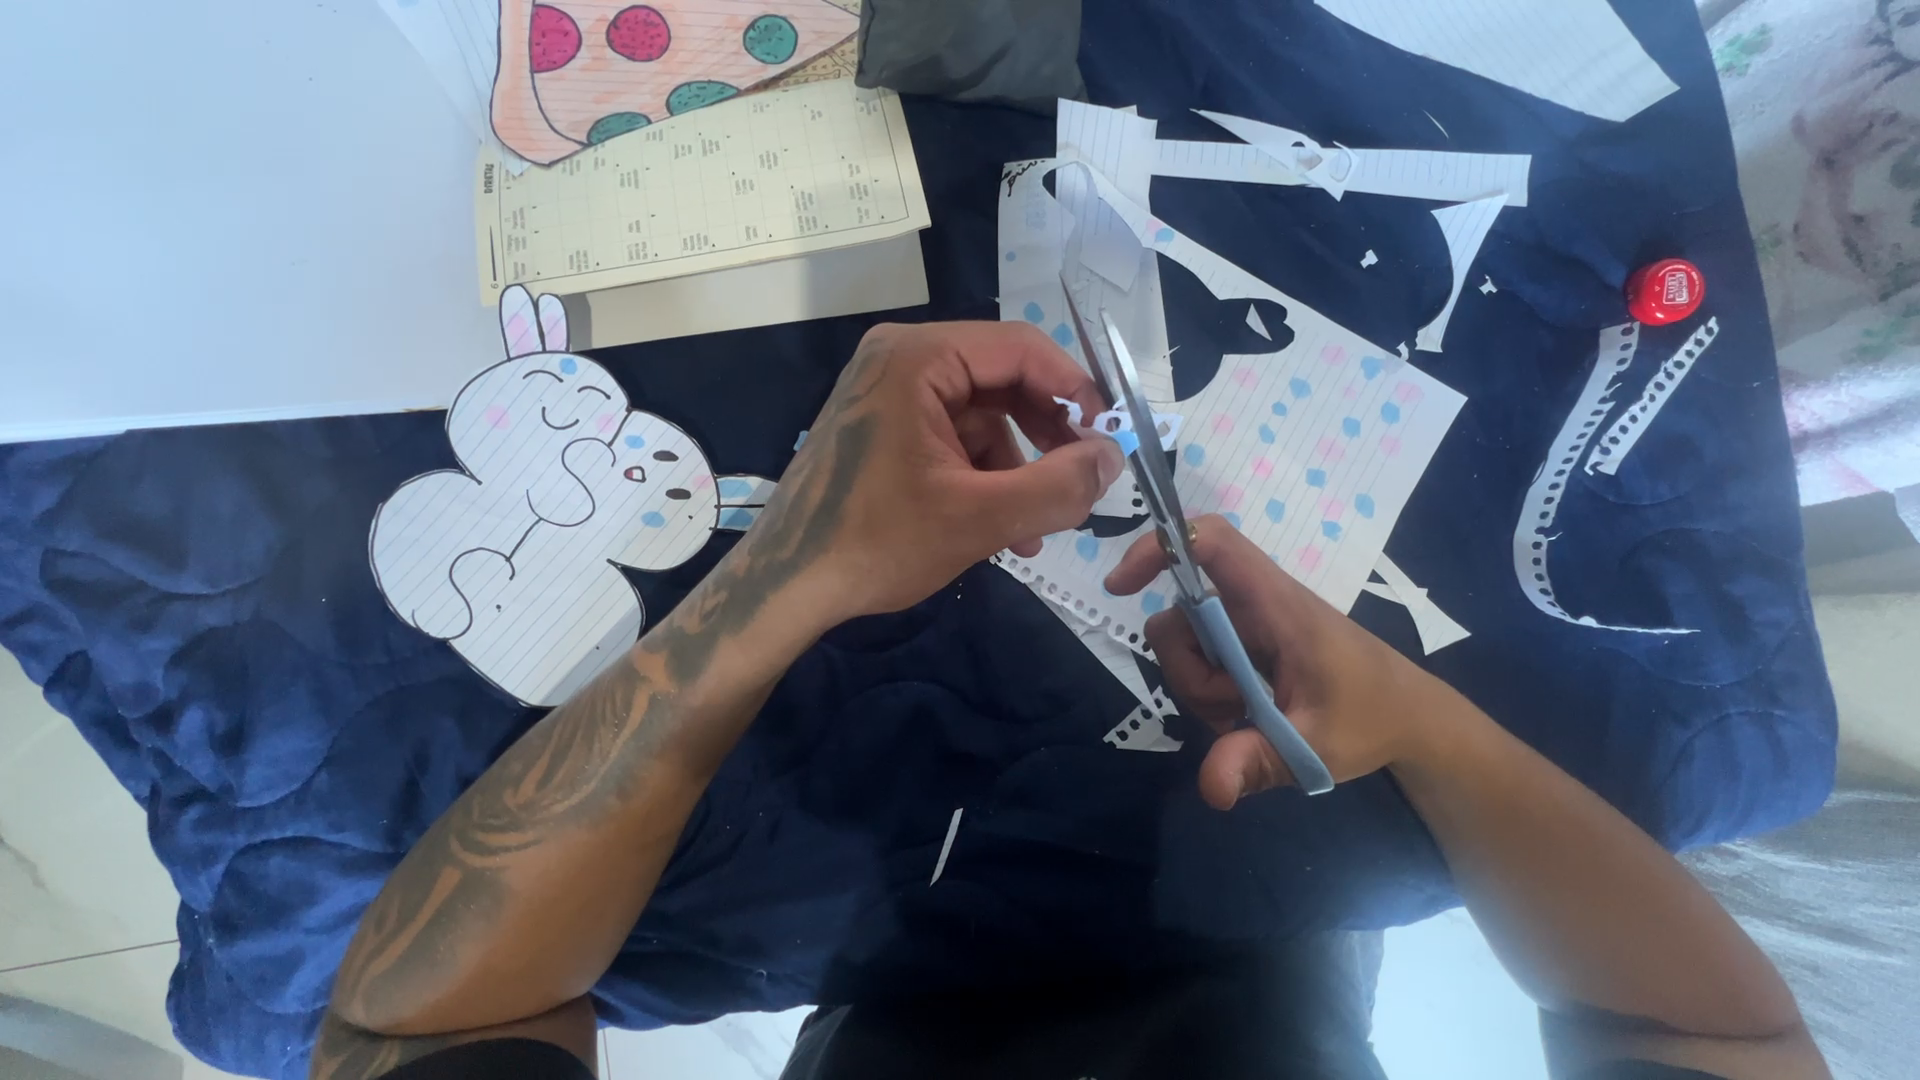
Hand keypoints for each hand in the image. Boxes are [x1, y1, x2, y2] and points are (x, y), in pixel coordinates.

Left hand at [749, 321, 1125, 628]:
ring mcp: (888, 395)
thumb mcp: (979, 518)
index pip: (1021, 348)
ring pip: (982, 418)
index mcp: (917, 358)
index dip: (1075, 389)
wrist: (786, 588)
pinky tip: (1001, 530)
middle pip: (1002, 382)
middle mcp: (900, 361)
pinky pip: (953, 441)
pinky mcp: (883, 430)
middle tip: (1081, 481)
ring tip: (1037, 528)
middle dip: (1046, 436)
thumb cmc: (876, 543)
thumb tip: (1114, 459)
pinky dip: (983, 479)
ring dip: (1017, 470)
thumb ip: (1059, 486)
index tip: (1110, 437)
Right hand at [1104, 515, 1457, 808]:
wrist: (1413, 718)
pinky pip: (1201, 661)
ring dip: (1200, 689)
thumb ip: (1260, 761)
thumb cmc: (1374, 716)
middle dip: (1187, 670)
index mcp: (1275, 603)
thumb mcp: (1319, 746)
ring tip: (1247, 720)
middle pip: (1180, 615)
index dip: (1160, 546)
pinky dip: (1209, 693)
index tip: (1121, 585)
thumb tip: (1210, 789)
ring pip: (1184, 644)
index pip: (1212, 542)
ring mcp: (1246, 627)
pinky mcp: (1245, 648)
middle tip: (1232, 711)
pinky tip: (1243, 718)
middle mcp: (1252, 606)